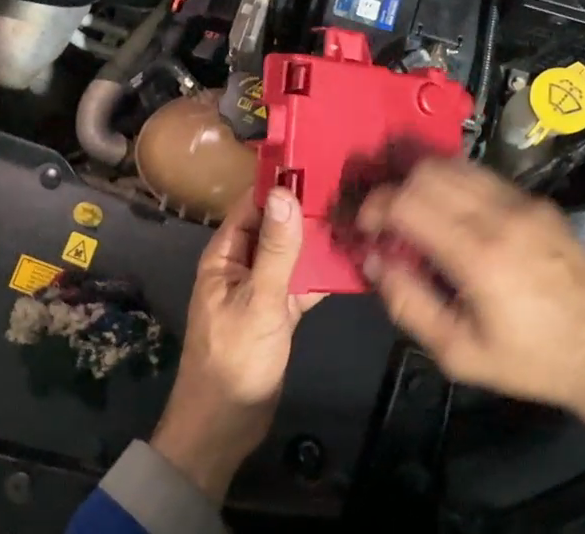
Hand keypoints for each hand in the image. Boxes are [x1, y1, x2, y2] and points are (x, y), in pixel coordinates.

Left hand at [151, 188, 324, 501]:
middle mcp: (243, 264)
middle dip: (306, 208)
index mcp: (225, 254)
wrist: (224, 426)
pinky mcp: (280, 311)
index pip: (253, 204)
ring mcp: (263, 288)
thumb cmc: (234, 359)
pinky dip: (323, 274)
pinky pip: (303, 282)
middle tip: (351, 186)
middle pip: (276, 225)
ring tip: (359, 215)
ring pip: (292, 253)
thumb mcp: (259, 301)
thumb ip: (276, 250)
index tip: (318, 160)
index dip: (281, 182)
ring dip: (318, 240)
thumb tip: (285, 192)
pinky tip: (354, 261)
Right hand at [357, 159, 584, 430]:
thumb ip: (408, 303)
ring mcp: (524, 203)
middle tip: (386, 217)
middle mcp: (500, 216)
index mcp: (477, 255)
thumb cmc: (528, 361)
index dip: (374, 206)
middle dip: (395, 187)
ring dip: (424, 180)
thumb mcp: (458, 353)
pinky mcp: (539, 202)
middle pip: (427, 171)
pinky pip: (483, 176)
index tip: (365, 225)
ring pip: (455, 164)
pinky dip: (455, 183)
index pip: (407, 201)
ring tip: (415, 210)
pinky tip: (452, 212)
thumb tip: (375, 259)